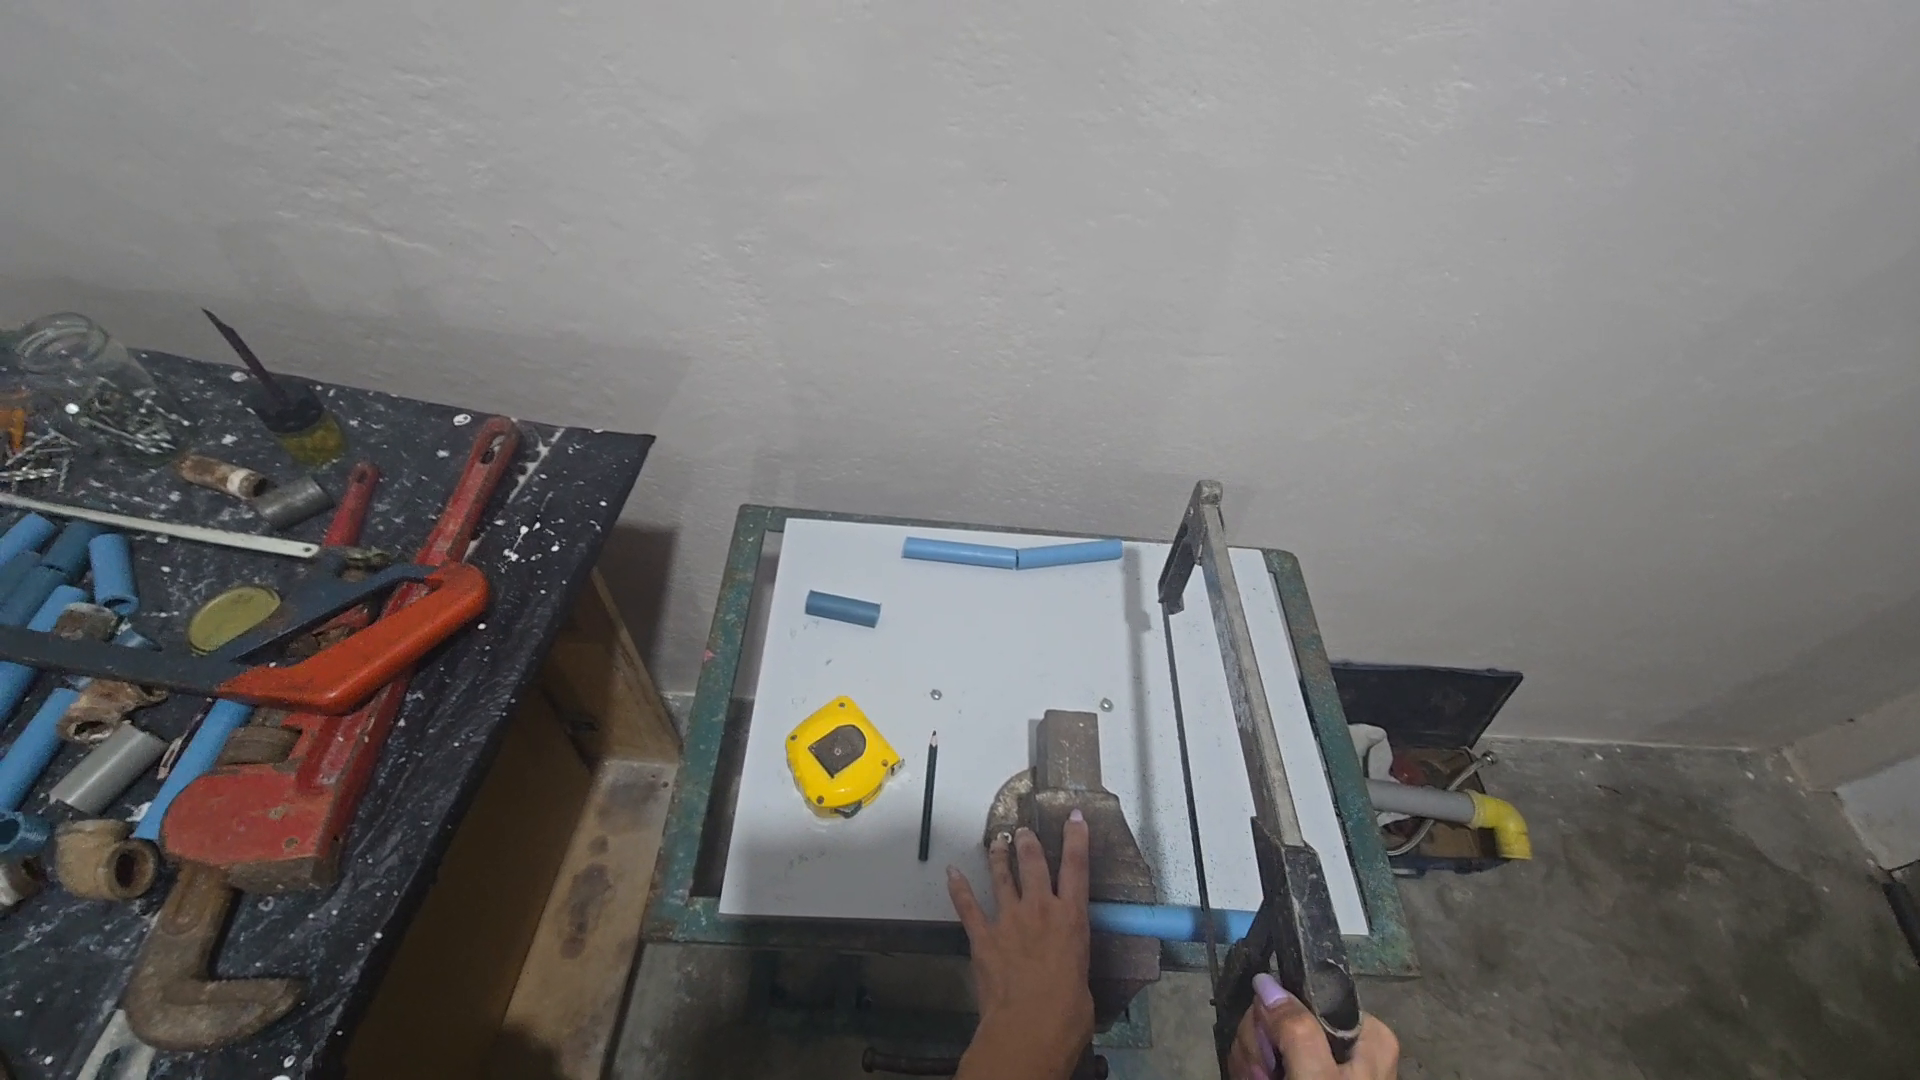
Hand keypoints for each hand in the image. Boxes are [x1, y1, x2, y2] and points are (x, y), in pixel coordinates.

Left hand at [948, 811, 1093, 1079]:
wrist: (1027, 1030)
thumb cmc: (1067, 1015)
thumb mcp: (1084, 982)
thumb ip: (1073, 962)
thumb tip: (1068, 969)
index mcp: (1072, 919)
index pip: (1077, 868)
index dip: (1076, 839)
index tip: (1074, 816)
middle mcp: (1040, 910)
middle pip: (1034, 863)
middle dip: (1029, 842)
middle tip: (1025, 829)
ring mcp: (1009, 919)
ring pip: (1002, 877)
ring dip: (999, 857)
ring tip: (997, 841)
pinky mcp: (983, 936)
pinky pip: (968, 906)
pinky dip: (958, 888)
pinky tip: (951, 873)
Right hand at [1227, 973, 1399, 1078]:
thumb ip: (1296, 1030)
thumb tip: (1265, 981)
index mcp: (1363, 1034)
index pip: (1306, 993)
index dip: (1279, 1014)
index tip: (1272, 1047)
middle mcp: (1341, 1040)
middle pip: (1278, 1011)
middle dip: (1261, 1044)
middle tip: (1266, 1077)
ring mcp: (1316, 1057)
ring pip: (1262, 1031)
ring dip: (1251, 1060)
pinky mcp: (1293, 1071)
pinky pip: (1259, 1052)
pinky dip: (1251, 1070)